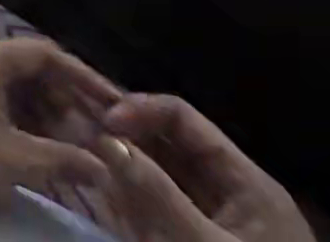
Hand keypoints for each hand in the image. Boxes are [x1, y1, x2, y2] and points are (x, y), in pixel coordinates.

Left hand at [0, 38, 121, 210]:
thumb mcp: (15, 161)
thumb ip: (64, 160)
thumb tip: (106, 168)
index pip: (43, 53)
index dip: (82, 76)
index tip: (113, 103)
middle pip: (31, 66)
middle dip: (67, 98)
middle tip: (99, 131)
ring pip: (18, 81)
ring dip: (48, 109)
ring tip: (77, 143)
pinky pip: (1, 92)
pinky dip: (26, 114)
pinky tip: (47, 143)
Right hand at [93, 94, 314, 241]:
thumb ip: (156, 192)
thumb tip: (105, 139)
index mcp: (247, 182)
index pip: (182, 117)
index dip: (138, 109)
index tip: (101, 125)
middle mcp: (233, 192)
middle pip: (170, 141)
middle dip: (126, 135)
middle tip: (82, 137)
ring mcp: (217, 220)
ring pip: (162, 170)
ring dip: (125, 162)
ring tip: (86, 161)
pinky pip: (161, 203)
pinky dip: (133, 193)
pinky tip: (106, 194)